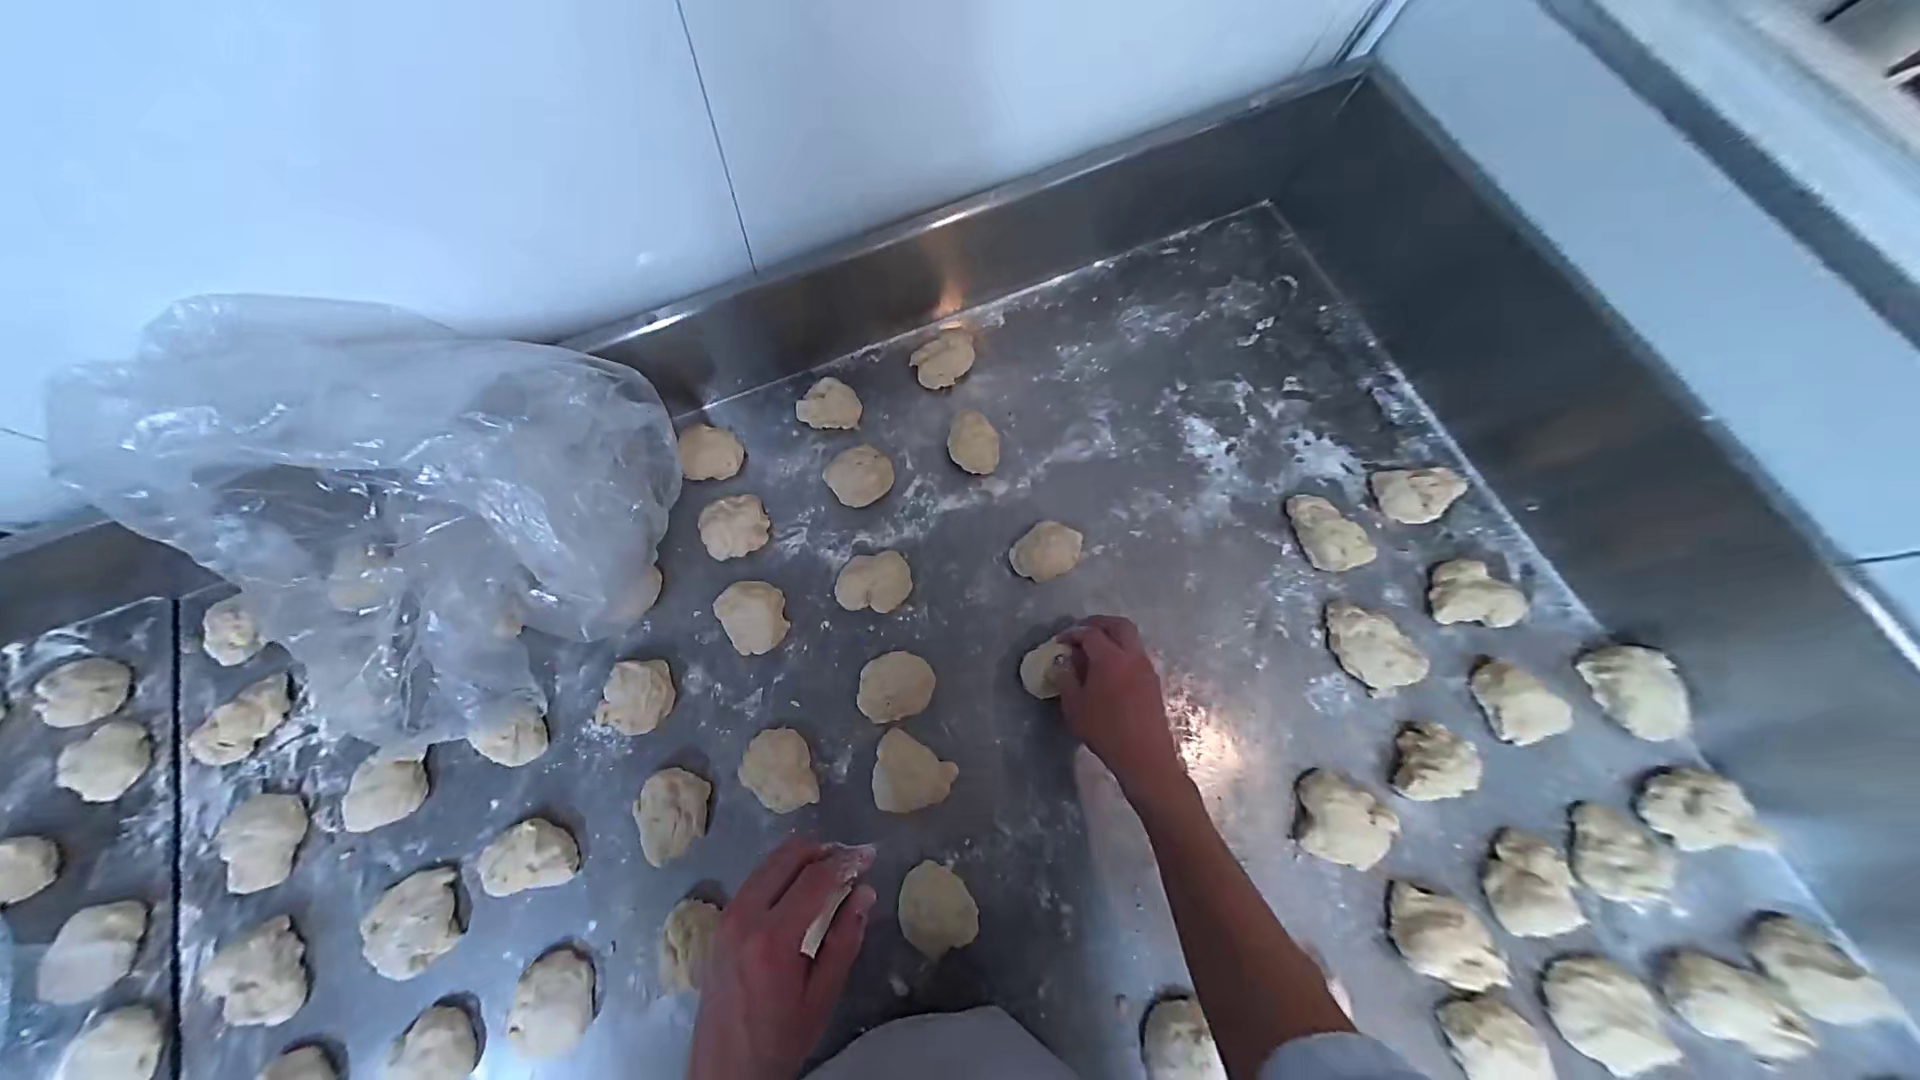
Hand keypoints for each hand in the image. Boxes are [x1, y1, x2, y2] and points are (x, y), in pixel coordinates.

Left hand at [687, 839, 878, 1079]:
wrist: (724, 1073)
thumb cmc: (779, 1040)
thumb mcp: (823, 995)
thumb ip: (846, 939)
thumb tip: (865, 892)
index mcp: (772, 938)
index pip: (815, 878)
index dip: (846, 860)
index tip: (869, 855)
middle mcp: (745, 917)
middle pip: (789, 856)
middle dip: (825, 850)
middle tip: (852, 860)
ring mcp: (728, 916)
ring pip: (770, 861)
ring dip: (803, 857)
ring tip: (832, 868)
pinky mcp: (721, 921)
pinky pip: (756, 877)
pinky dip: (782, 869)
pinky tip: (802, 883)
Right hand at [1056, 616, 1187, 800]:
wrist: (1145, 756)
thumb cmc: (1105, 731)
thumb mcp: (1075, 707)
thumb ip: (1066, 679)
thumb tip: (1063, 663)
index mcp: (1110, 658)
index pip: (1090, 633)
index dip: (1072, 633)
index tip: (1060, 641)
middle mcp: (1132, 656)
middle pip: (1119, 625)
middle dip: (1098, 623)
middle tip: (1081, 631)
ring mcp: (1146, 668)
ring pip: (1131, 638)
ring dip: (1112, 636)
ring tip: (1093, 651)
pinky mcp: (1153, 681)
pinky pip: (1136, 654)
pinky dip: (1121, 651)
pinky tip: (1108, 669)